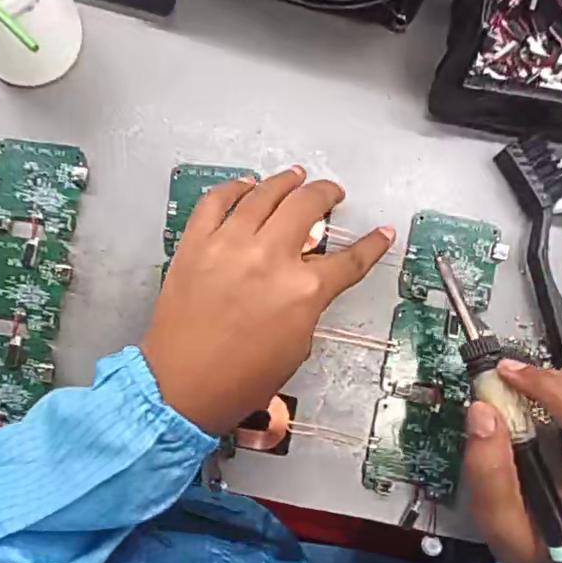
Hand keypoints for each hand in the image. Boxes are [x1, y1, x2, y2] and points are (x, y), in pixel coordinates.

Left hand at [142, 167, 393, 434]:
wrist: (181, 387)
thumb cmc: (238, 380)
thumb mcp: (295, 346)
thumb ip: (309, 303)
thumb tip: (311, 281)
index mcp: (303, 291)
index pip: (349, 260)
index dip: (370, 245)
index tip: (380, 234)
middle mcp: (269, 259)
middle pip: (307, 206)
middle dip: (326, 194)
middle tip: (331, 192)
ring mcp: (229, 246)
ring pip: (264, 194)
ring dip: (285, 181)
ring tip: (295, 176)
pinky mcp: (195, 245)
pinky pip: (215, 202)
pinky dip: (233, 188)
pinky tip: (245, 185)